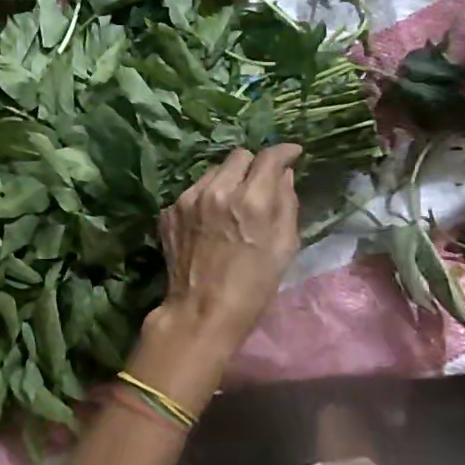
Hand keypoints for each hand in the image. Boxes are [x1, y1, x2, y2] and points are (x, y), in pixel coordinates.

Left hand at [149, 144, 303, 355]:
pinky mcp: (170, 211)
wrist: (201, 313)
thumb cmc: (253, 286)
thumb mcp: (285, 246)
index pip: (269, 157)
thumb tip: (285, 175)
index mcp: (251, 201)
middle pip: (240, 155)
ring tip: (234, 203)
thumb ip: (287, 203)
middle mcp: (218, 191)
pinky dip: (208, 197)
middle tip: (260, 184)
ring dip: (230, 179)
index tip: (293, 153)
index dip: (285, 151)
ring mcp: (189, 199)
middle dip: (255, 165)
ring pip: (215, 170)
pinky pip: (195, 190)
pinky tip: (212, 220)